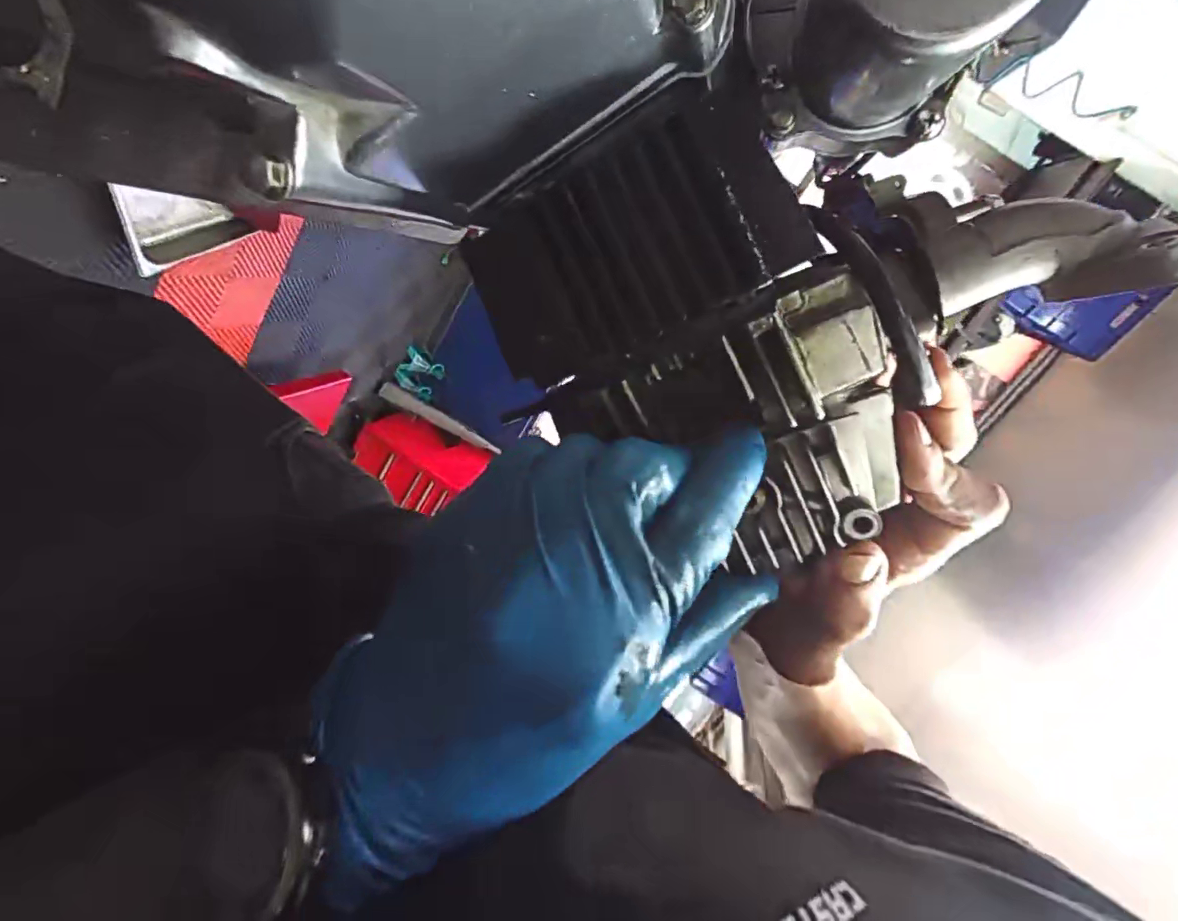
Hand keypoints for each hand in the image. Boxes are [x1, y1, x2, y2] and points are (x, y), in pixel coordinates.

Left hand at [309, 430, 777, 910]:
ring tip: (601, 520)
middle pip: (656, 460)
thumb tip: (762, 576)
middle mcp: (593, 527)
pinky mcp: (487, 492)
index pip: (711, 500)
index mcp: (644, 587)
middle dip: (671, 475)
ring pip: (601, 452)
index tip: (748, 444)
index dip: (736, 464)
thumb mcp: (643, 693)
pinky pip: (547, 456)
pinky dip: (563, 475)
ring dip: (615, 476)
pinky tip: (553, 515)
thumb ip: (706, 622)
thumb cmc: (543, 728)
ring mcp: (533, 502)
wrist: (416, 734)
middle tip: (658, 513)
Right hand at [749, 346, 1008, 683]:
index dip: (945, 470)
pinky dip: (867, 383)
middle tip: (924, 366)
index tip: (908, 440)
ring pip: (919, 417)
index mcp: (919, 542)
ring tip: (891, 350)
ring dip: (913, 381)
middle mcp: (907, 500)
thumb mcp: (822, 629)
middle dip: (946, 401)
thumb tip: (863, 562)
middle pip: (955, 442)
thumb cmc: (805, 622)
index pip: (966, 503)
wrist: (766, 608)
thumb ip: (845, 608)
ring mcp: (875, 470)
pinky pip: (868, 411)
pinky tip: (850, 364)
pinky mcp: (839, 450)